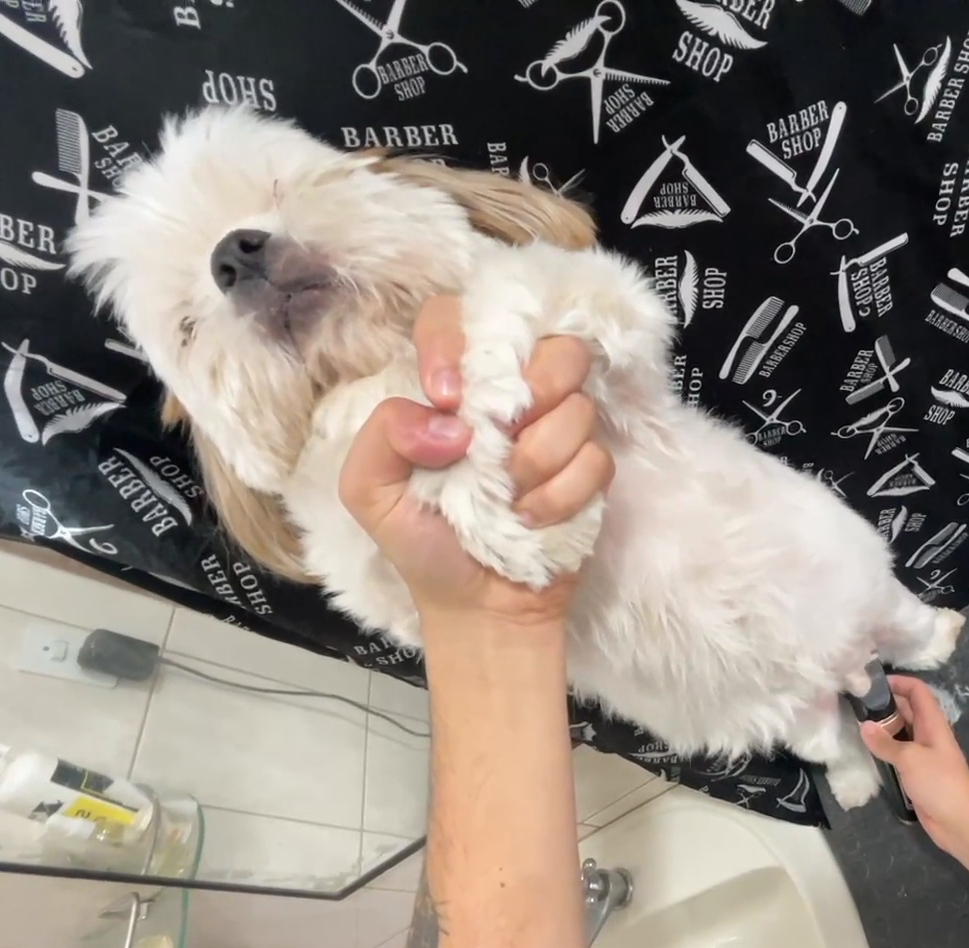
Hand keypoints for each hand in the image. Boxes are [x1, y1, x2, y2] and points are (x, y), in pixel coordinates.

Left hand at [338, 295, 613, 627]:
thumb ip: (383, 437)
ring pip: (579, 408)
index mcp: (455, 393)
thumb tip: (452, 419)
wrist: (481, 607)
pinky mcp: (590, 471)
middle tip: (501, 442)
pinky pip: (596, 459)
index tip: (449, 397)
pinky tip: (535, 520)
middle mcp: (511, 401)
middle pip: (556, 349)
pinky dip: (563, 495)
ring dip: (539, 462)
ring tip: (509, 499)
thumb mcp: (372, 495)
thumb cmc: (423, 546)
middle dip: (531, 397)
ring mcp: (557, 433)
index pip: (459, 319)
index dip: (459, 343)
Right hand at [860, 676, 968, 856]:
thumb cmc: (940, 784)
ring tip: (855, 722)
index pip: (917, 691)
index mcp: (933, 724)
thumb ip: (885, 743)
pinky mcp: (916, 772)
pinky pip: (897, 751)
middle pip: (906, 709)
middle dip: (884, 703)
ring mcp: (922, 753)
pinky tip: (866, 749)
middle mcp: (928, 734)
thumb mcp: (910, 759)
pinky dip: (883, 747)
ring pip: (900, 731)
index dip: (898, 682)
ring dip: (882, 726)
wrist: (960, 824)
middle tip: (856, 702)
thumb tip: (863, 726)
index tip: (872, 683)